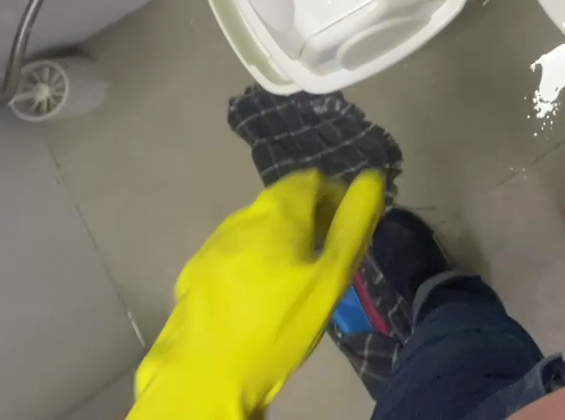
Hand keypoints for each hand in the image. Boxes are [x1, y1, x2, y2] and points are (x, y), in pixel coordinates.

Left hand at [130, 170, 385, 419]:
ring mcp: (210, 248)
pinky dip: (252, 262)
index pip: (312, 180)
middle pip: (283, 203)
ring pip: (257, 229)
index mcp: (275, 213)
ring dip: (280, 241)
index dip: (336, 196)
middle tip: (325, 258)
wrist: (204, 385)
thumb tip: (372, 179)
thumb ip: (355, 223)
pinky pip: (233, 254)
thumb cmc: (278, 327)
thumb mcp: (332, 278)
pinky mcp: (191, 277)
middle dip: (310, 220)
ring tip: (292, 280)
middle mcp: (240, 219)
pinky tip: (256, 299)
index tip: (346, 229)